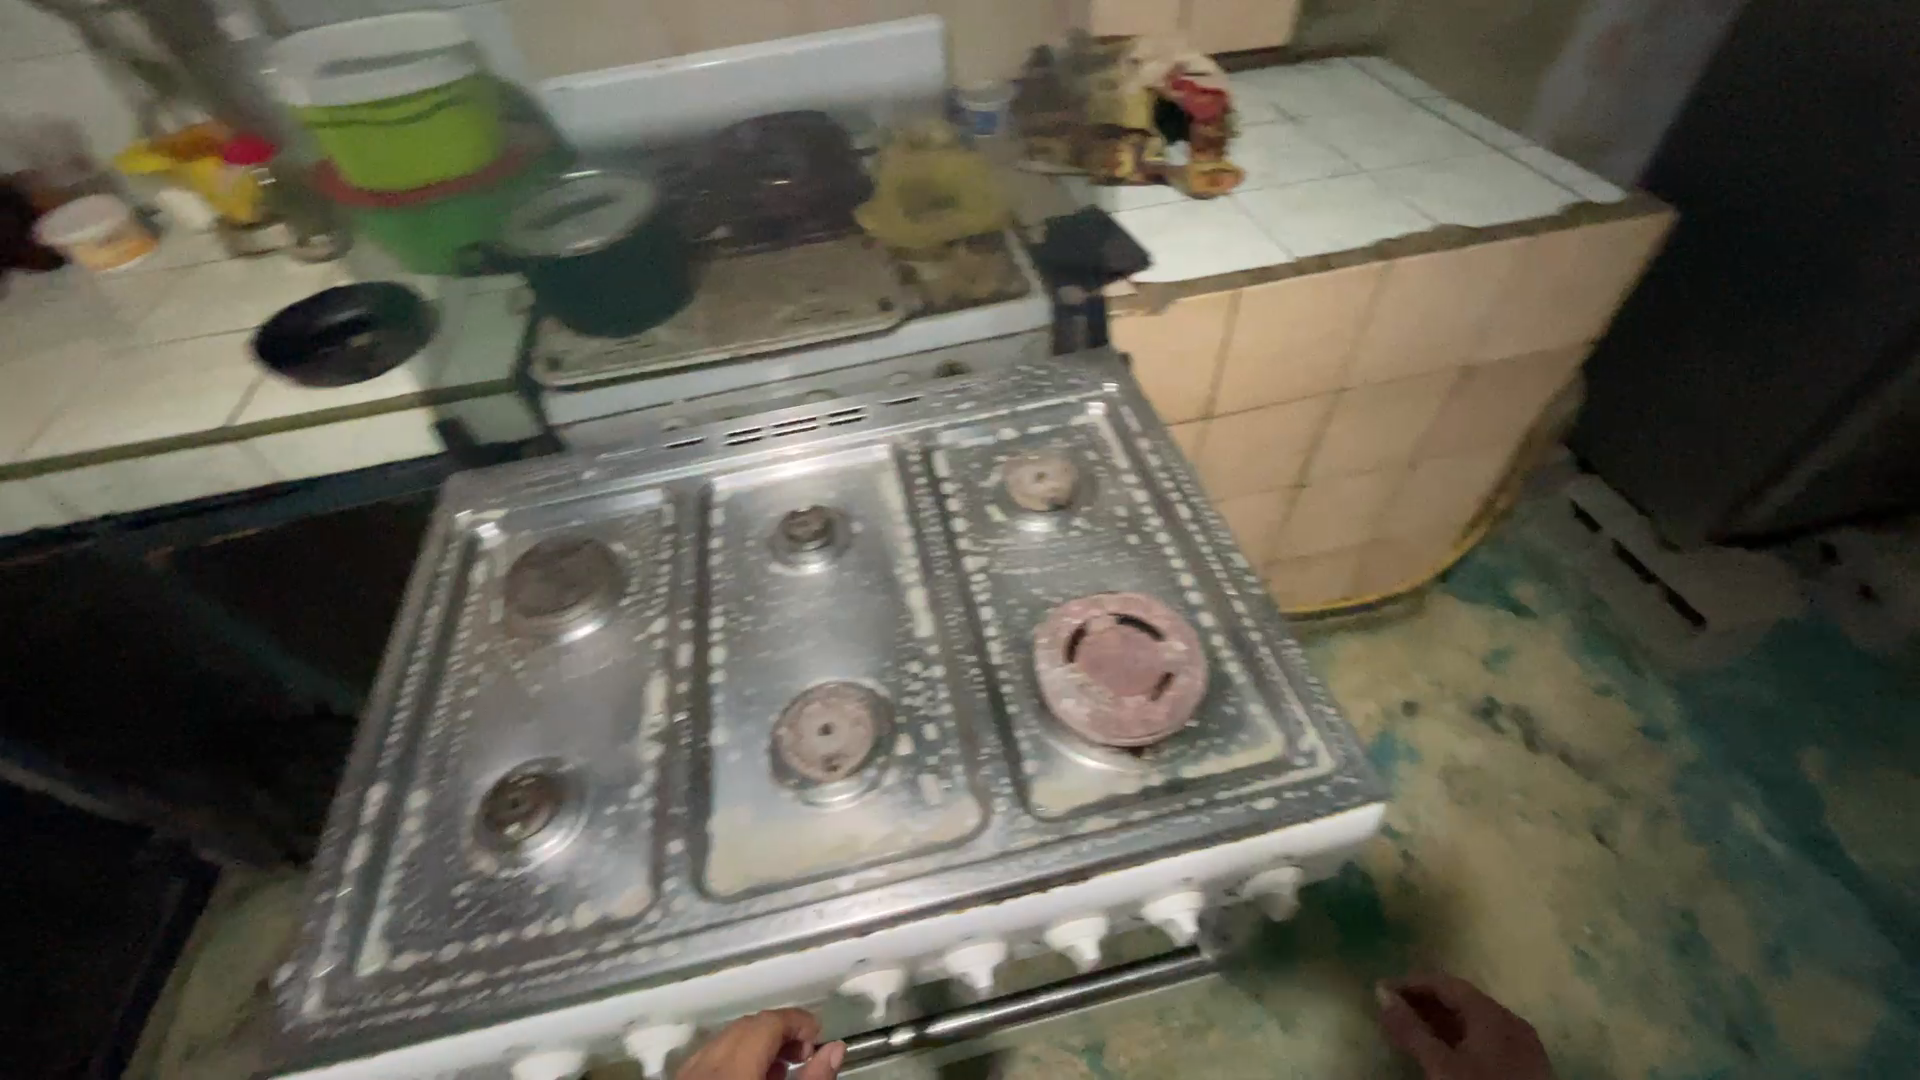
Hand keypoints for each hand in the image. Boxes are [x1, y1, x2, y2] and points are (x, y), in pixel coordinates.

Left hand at [675, 1009, 846, 1079]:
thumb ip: (812, 1078)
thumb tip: (836, 1047)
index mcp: (734, 1065)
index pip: (768, 1022)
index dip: (797, 1021)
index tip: (817, 1037)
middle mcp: (704, 1062)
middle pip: (745, 1027)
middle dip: (778, 1032)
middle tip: (803, 1054)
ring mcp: (686, 1073)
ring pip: (724, 1041)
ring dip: (755, 1046)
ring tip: (779, 1070)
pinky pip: (706, 1059)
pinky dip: (731, 1060)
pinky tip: (746, 1077)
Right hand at [1376, 974, 1554, 1079]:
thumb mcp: (1440, 1065)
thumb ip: (1409, 1028)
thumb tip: (1380, 993)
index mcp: (1494, 1014)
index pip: (1444, 984)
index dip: (1409, 984)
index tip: (1381, 993)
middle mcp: (1512, 1024)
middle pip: (1459, 1002)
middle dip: (1422, 1004)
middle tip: (1391, 1013)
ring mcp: (1524, 1049)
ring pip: (1472, 1024)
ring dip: (1438, 1024)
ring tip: (1409, 1032)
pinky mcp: (1527, 1072)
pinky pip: (1485, 1043)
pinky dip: (1458, 1041)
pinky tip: (1440, 1052)